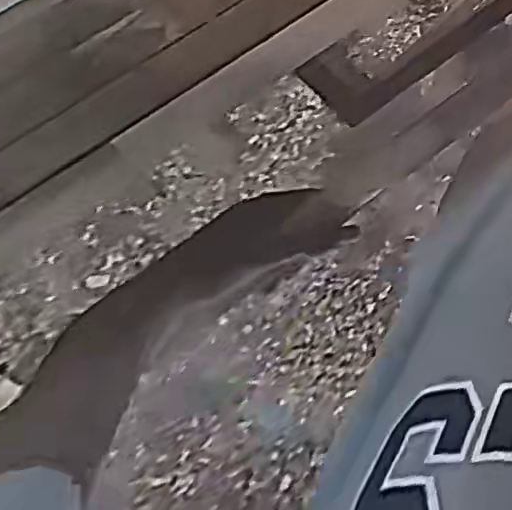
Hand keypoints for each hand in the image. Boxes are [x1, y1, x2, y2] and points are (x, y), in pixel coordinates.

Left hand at [146, 189, 354, 310]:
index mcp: (259, 207)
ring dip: (299, 257)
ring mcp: (240, 246)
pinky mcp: (231, 271)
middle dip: (318, 234)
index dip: (333, 205)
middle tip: (340, 248)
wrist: (153, 313)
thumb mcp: (270, 256)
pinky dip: (280, 272)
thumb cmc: (214, 273)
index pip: (309, 197)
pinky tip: (278, 286)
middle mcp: (251, 221)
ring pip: (285, 245)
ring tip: (306, 270)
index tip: (358, 217)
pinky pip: (269, 265)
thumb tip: (356, 229)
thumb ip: (312, 243)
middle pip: (299, 221)